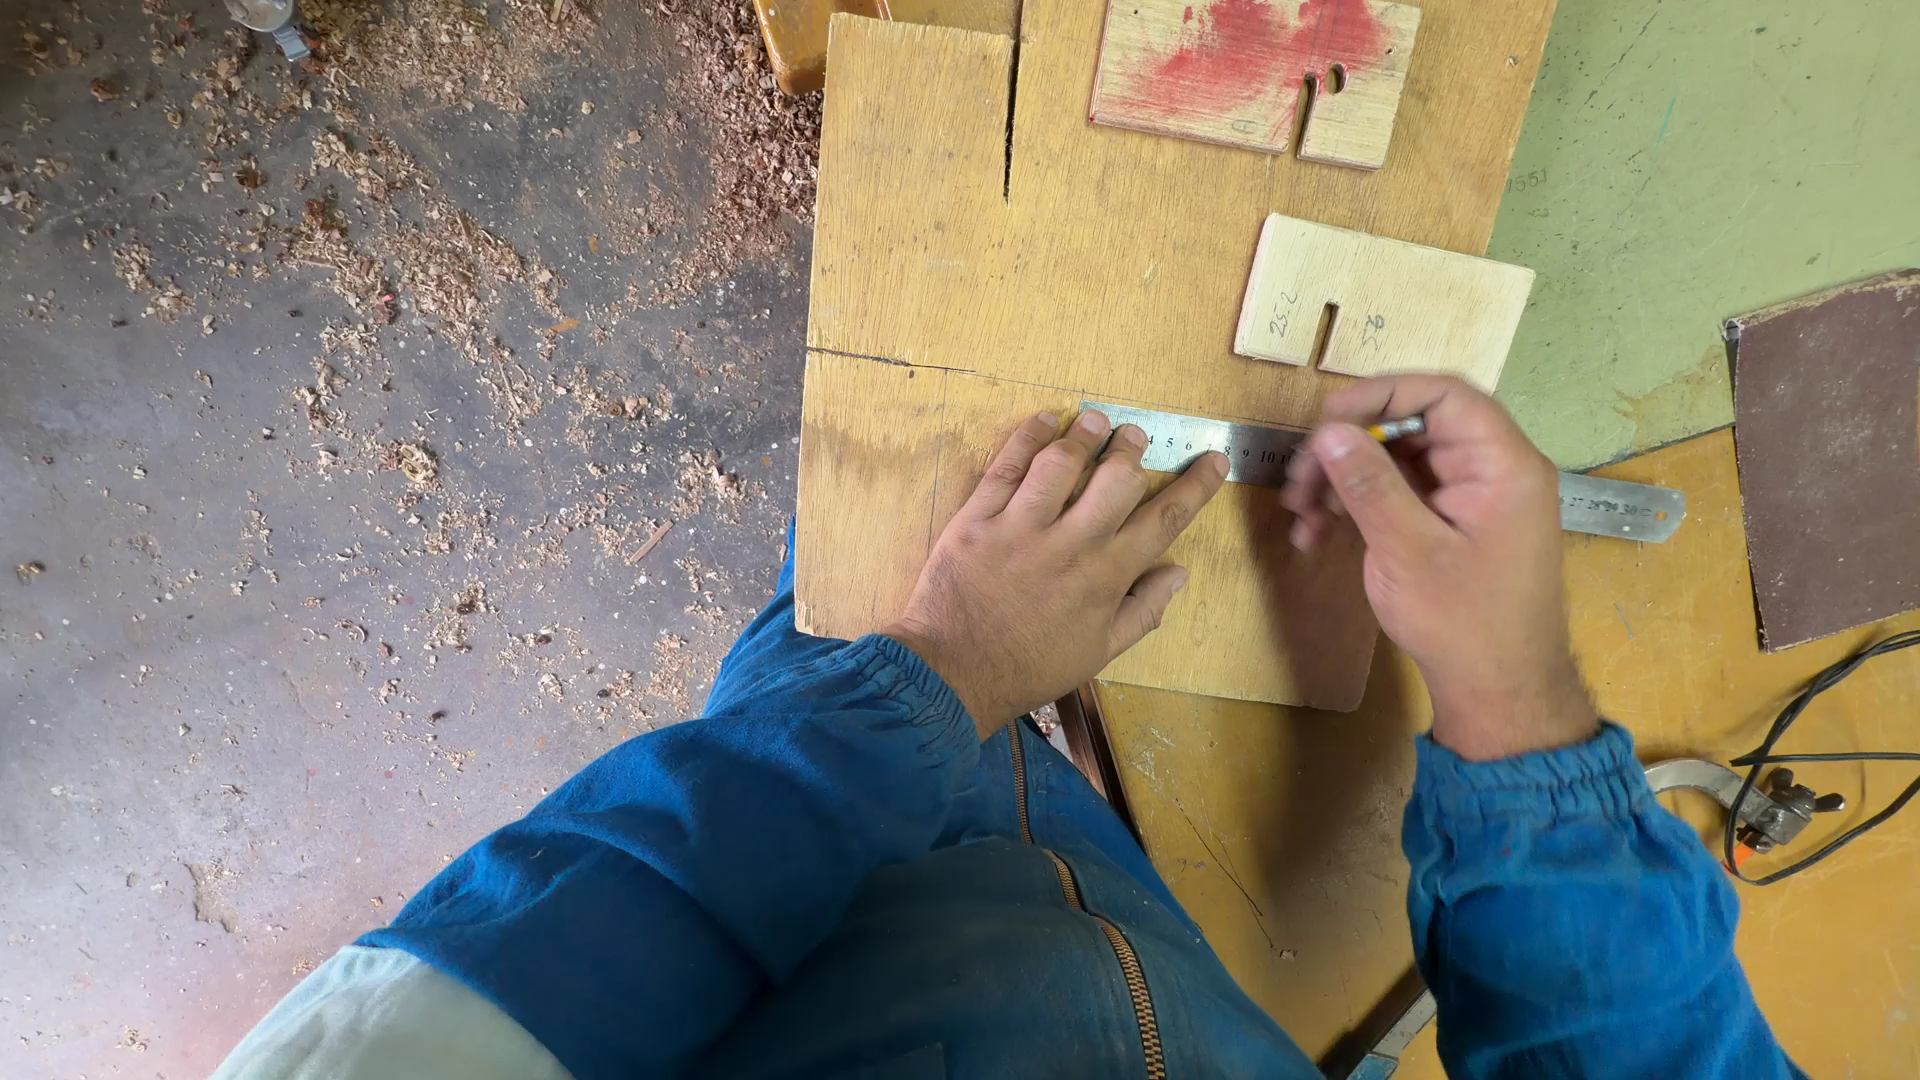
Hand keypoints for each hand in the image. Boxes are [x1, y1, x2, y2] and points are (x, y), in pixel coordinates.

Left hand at [884, 409, 1228, 736]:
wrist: (954, 671)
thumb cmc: (1029, 667)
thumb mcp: (1098, 652)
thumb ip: (1143, 611)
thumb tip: (1179, 572)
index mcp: (1106, 577)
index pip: (1164, 519)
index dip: (1195, 486)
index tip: (1213, 459)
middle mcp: (1070, 545)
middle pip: (1118, 478)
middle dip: (1133, 449)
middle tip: (1134, 437)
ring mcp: (1021, 527)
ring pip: (1063, 462)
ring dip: (1085, 434)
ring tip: (1094, 420)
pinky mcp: (978, 518)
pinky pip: (1007, 466)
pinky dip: (1029, 436)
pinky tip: (1044, 421)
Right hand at [1280, 375, 1596, 760]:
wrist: (1495, 684)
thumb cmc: (1461, 619)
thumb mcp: (1406, 548)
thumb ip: (1368, 483)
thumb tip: (1327, 431)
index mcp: (1499, 465)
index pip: (1443, 395)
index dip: (1380, 394)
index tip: (1324, 420)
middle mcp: (1485, 470)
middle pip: (1407, 427)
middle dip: (1345, 448)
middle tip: (1298, 478)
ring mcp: (1462, 496)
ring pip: (1391, 461)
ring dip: (1339, 479)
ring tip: (1300, 511)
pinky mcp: (1440, 520)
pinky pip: (1391, 493)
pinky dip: (1351, 505)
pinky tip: (1317, 532)